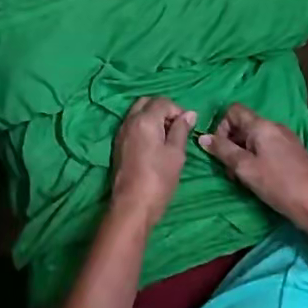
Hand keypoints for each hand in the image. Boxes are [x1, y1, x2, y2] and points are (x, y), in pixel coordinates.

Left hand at [110, 96, 195, 226]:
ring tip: (167, 137)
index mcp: (145, 120)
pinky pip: (132, 125)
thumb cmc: (159, 179)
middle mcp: (129, 121)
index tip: (187, 126)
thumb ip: (181, 130)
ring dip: (153, 117)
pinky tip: (154, 144)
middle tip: (176, 127)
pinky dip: (144, 126)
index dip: (178, 110)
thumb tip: (189, 114)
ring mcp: (121, 133)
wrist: (132, 206)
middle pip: (147, 102)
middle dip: (163, 109)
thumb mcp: (176, 153)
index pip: (163, 102)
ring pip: (137, 113)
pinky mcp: (118, 145)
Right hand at [198, 104, 307, 232]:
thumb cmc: (278, 184)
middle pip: (244, 124)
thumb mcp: (245, 168)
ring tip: (243, 176)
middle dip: (231, 143)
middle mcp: (275, 126)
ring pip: (255, 137)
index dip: (221, 126)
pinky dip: (257, 157)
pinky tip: (259, 177)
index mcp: (263, 126)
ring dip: (243, 153)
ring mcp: (287, 138)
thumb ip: (223, 151)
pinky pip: (268, 146)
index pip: (234, 110)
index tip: (220, 149)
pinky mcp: (293, 152)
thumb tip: (203, 137)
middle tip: (229, 169)